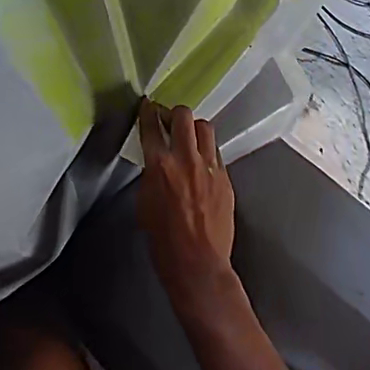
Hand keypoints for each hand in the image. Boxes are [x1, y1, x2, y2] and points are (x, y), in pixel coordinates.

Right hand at [138, 102, 236, 299]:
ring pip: (205, 128)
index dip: (148, 111)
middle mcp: (186, 159)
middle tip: (169, 122)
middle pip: (184, 116)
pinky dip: (206, 153)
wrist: (198, 264)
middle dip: (174, 114)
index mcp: (159, 164)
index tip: (147, 106)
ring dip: (194, 129)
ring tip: (188, 139)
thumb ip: (150, 173)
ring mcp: (210, 168)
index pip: (151, 124)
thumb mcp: (144, 200)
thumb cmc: (162, 238)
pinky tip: (201, 166)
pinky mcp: (226, 180)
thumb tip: (156, 161)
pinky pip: (216, 154)